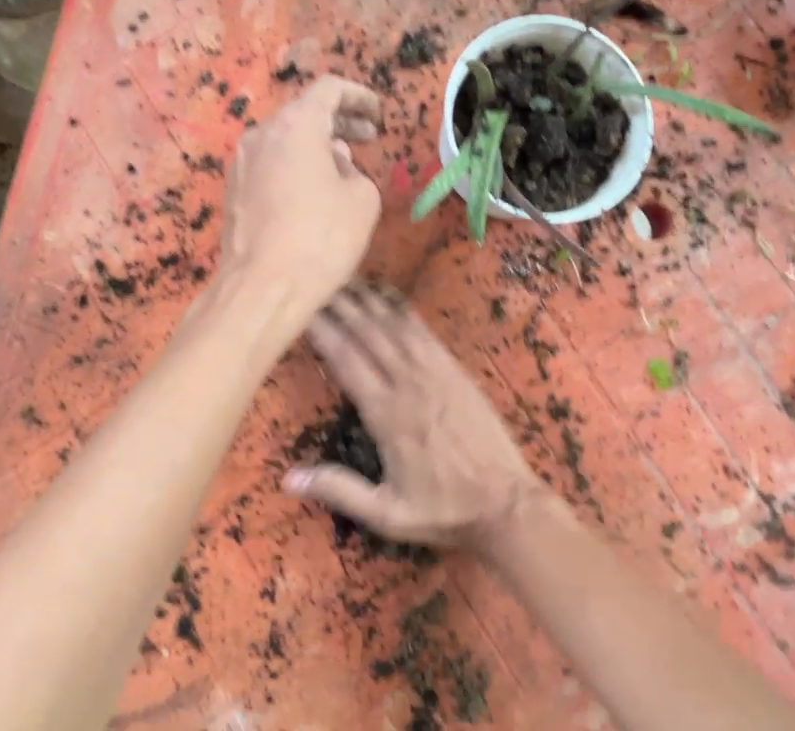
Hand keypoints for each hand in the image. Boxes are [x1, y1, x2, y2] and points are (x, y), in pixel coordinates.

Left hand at [222, 76, 382, 310]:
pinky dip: (295, 164)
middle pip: (303, 112)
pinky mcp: (233, 191)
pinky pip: (270, 163)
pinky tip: (314, 190)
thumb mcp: (362, 200)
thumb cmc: (320, 238)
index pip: (328, 89)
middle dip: (339, 120)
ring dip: (316, 144)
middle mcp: (262, 134)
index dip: (358, 96)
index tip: (377, 112)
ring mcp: (242, 163)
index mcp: (295, 125)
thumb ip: (355, 170)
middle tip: (369, 137)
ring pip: (284, 138)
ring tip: (344, 166)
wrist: (261, 288)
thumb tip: (336, 164)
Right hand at [283, 286, 541, 549]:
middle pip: (368, 334)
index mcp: (387, 415)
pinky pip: (425, 332)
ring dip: (370, 301)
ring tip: (347, 280)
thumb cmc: (444, 510)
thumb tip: (287, 478)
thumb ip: (339, 490)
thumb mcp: (387, 514)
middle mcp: (409, 384)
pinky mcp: (457, 371)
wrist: (507, 504)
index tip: (302, 309)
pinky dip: (404, 311)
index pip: (346, 361)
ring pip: (396, 326)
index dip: (323, 331)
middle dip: (342, 306)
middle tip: (317, 281)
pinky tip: (390, 298)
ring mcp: (437, 373)